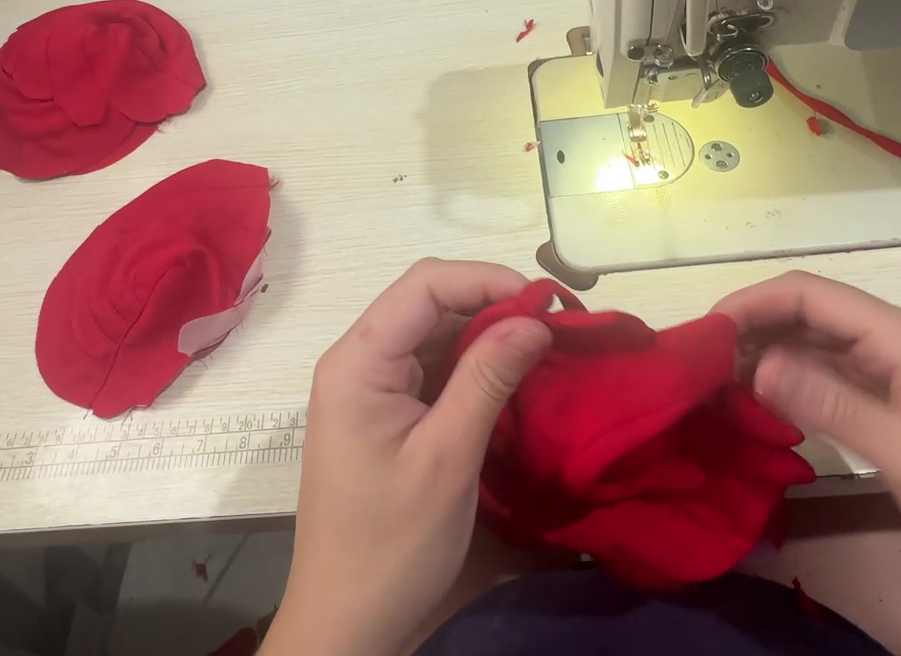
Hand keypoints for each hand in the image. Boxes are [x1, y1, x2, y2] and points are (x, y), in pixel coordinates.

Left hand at [266, 259, 551, 655]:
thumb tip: (535, 318)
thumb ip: (488, 378)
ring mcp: (369, 385)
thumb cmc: (392, 544)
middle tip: (553, 325)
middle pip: (427, 302)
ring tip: (541, 347)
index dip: (485, 279)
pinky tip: (510, 376)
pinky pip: (431, 366)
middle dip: (491, 305)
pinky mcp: (384, 410)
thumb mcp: (448, 458)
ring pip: (433, 332)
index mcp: (357, 361)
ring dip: (485, 334)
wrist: (347, 621)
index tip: (544, 302)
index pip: (423, 285)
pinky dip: (472, 364)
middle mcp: (357, 360)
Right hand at [714, 272, 900, 654]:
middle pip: (808, 314)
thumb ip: (833, 404)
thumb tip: (754, 362)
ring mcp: (898, 376)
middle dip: (751, 329)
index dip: (751, 303)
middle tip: (700, 366)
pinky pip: (831, 379)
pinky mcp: (897, 407)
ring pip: (815, 346)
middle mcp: (897, 344)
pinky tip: (762, 405)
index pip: (810, 294)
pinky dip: (791, 385)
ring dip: (767, 356)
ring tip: (718, 385)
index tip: (702, 336)